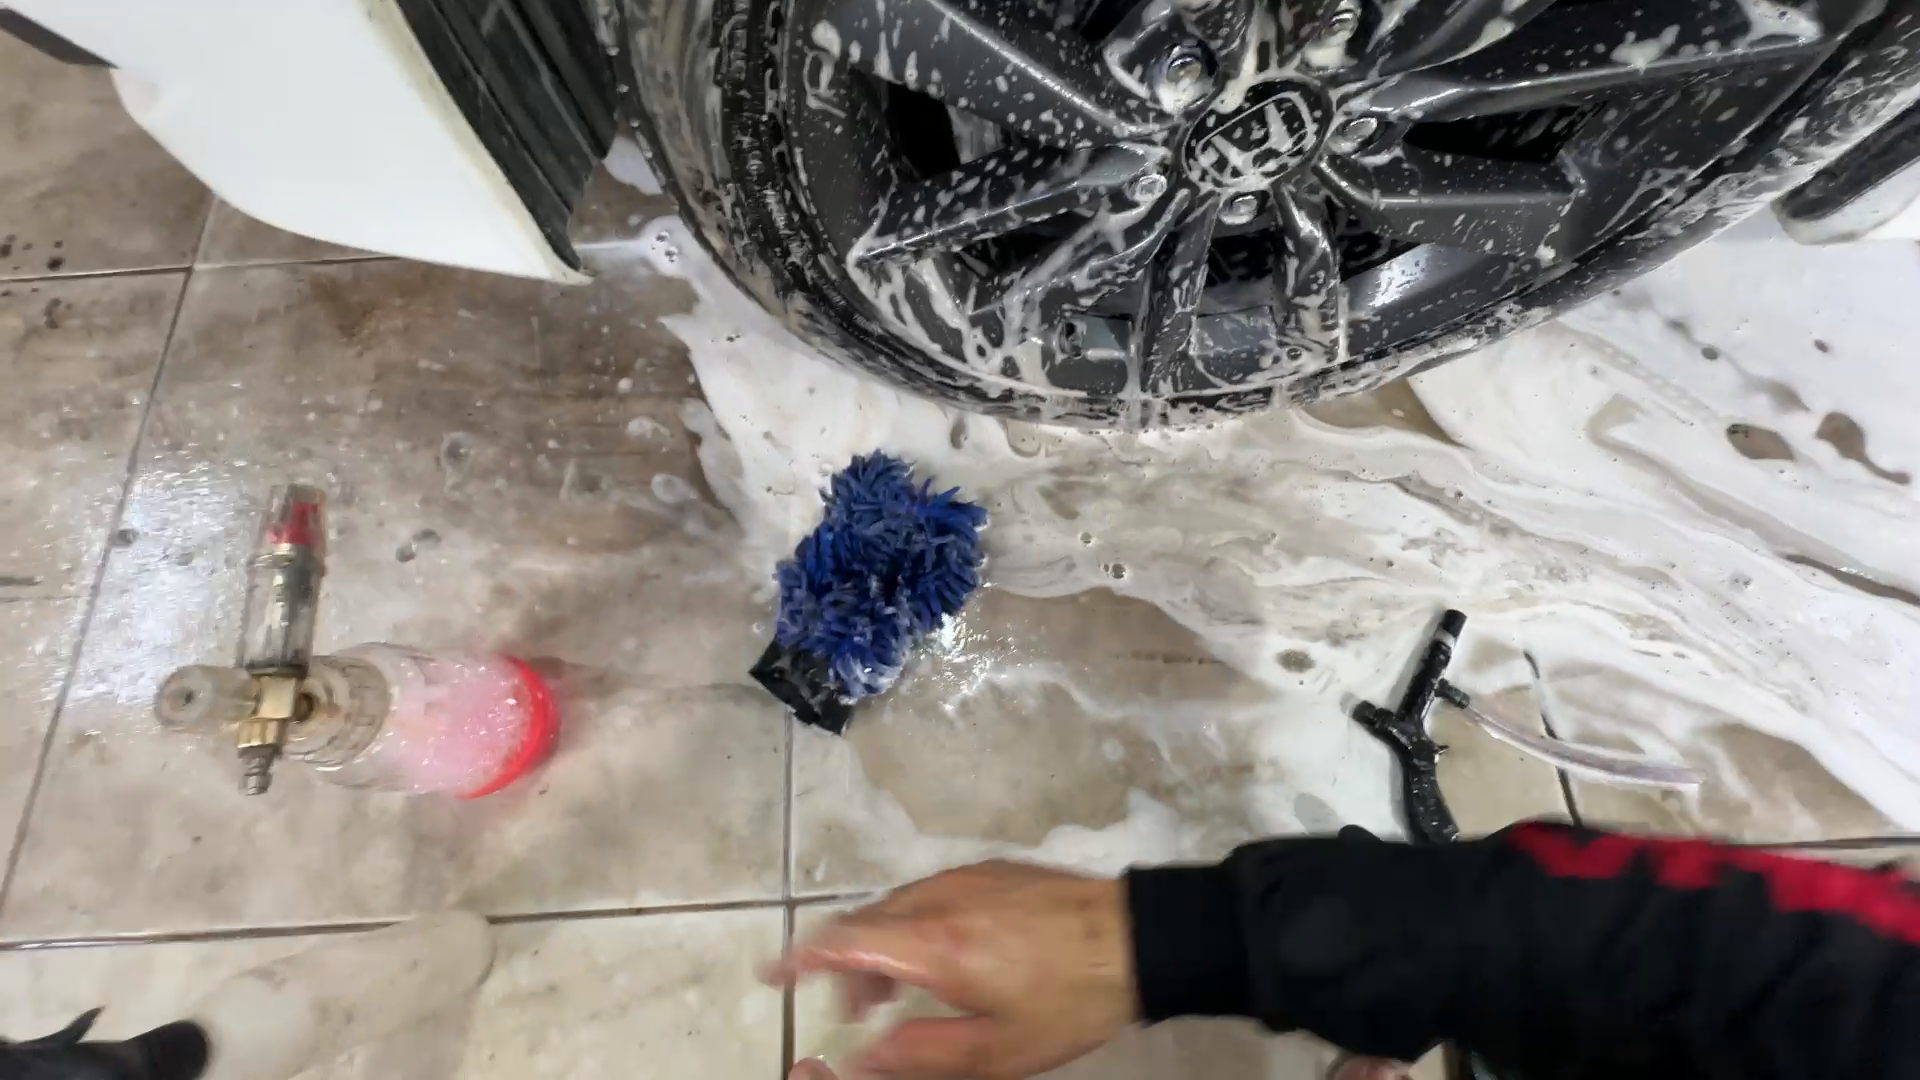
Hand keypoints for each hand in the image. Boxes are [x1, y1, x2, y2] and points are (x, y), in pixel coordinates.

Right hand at [763, 860, 1136, 1078]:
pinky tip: (938, 953)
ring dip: (881, 942)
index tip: (773, 973)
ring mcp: (965, 875)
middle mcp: (940, 896)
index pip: (848, 939)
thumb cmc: (1064, 1001)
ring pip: (898, 904)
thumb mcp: (995, 1052)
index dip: (803, 956)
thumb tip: (858, 1058)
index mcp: (936, 943)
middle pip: (868, 919)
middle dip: (844, 959)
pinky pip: (929, 892)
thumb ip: (919, 1054)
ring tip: (895, 989)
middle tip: (854, 1006)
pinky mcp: (989, 868)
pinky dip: (912, 923)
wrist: (1130, 937)